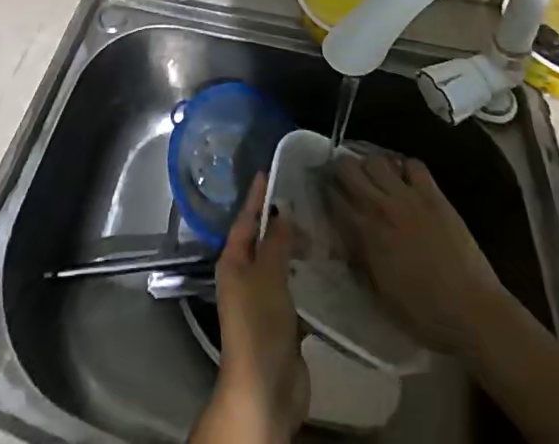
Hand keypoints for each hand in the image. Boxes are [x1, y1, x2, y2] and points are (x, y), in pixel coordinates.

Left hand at [200, 172, 307, 443]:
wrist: (266, 386)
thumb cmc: (259, 323)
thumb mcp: (268, 275)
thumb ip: (275, 242)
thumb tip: (281, 211)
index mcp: (232, 262)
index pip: (245, 220)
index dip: (256, 197)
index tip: (267, 172)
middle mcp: (244, 277)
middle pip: (261, 240)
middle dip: (278, 221)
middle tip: (304, 199)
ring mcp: (263, 300)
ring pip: (279, 264)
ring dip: (294, 248)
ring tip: (319, 229)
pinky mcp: (283, 321)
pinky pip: (294, 288)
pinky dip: (307, 277)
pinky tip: (325, 268)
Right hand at [328, 152, 505, 355]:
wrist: (472, 312)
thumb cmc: (421, 312)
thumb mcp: (377, 292)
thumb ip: (358, 259)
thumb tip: (343, 240)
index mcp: (364, 233)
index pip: (332, 196)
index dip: (324, 190)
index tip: (324, 191)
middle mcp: (381, 207)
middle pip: (349, 168)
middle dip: (342, 170)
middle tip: (345, 179)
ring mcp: (409, 198)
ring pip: (377, 160)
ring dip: (372, 166)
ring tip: (376, 178)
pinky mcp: (434, 196)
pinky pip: (414, 165)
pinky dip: (406, 168)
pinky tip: (407, 182)